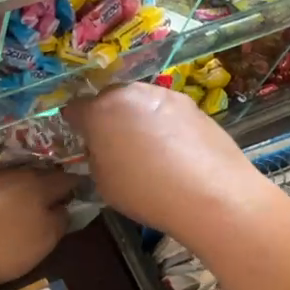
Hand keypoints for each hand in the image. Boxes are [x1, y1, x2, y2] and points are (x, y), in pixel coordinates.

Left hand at [0, 169, 75, 289]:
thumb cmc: (4, 247)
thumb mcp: (43, 241)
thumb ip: (59, 221)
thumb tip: (64, 208)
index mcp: (38, 185)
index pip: (65, 179)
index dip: (76, 184)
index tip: (83, 189)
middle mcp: (14, 176)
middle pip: (39, 174)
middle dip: (50, 182)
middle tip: (58, 194)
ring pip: (15, 179)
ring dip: (25, 186)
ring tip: (29, 201)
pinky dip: (2, 194)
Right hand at [63, 82, 262, 236]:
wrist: (214, 196)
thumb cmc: (148, 193)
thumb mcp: (104, 183)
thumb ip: (96, 156)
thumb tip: (102, 146)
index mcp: (100, 111)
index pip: (75, 108)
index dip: (76, 123)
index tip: (83, 139)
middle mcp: (130, 94)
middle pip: (109, 98)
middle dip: (109, 116)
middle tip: (118, 145)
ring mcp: (164, 95)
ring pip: (140, 101)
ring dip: (138, 117)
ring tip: (152, 149)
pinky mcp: (192, 104)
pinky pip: (167, 110)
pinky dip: (165, 124)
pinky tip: (177, 151)